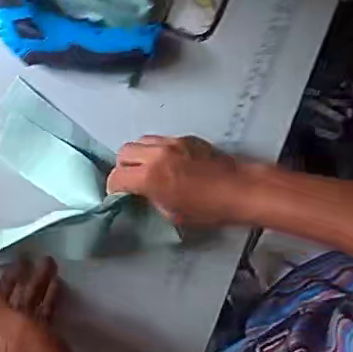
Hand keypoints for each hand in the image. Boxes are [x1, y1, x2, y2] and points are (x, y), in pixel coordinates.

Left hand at [0, 257, 90, 351]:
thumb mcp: (15, 330)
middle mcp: (5, 338)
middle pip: (6, 302)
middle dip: (13, 279)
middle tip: (26, 257)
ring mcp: (25, 343)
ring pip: (25, 307)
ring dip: (33, 285)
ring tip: (49, 264)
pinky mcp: (44, 346)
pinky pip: (41, 316)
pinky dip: (46, 300)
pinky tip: (58, 287)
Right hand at [106, 135, 255, 226]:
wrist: (238, 188)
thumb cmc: (208, 209)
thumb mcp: (173, 214)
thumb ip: (152, 199)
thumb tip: (143, 193)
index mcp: (150, 176)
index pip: (117, 177)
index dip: (114, 188)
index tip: (119, 195)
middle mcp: (157, 154)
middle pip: (124, 152)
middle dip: (123, 167)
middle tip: (131, 181)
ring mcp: (172, 142)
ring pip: (141, 141)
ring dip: (139, 155)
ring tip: (148, 169)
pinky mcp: (186, 137)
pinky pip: (162, 139)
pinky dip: (158, 150)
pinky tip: (168, 163)